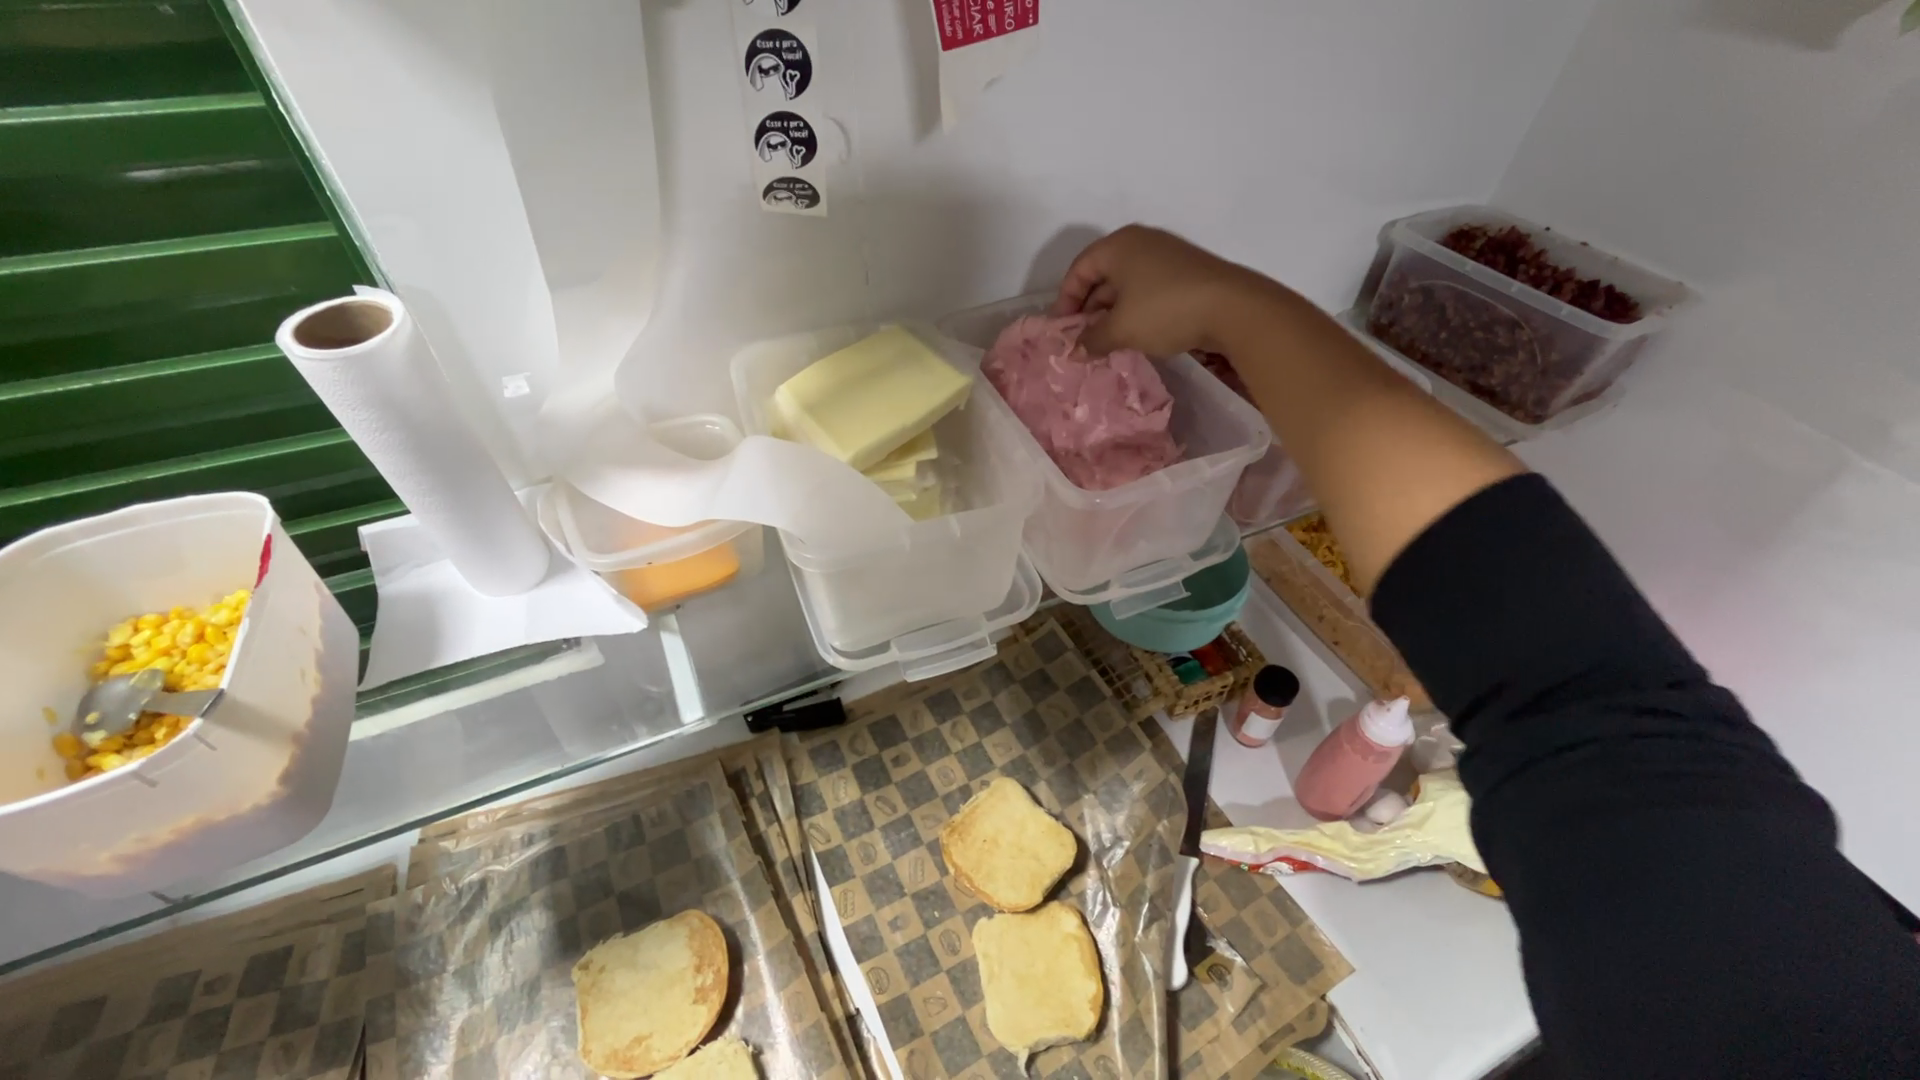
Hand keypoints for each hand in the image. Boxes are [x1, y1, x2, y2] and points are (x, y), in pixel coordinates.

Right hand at [1055, 225, 1270, 357]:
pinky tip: (1135, 334)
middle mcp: (1140, 243)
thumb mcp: (1121, 329)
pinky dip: (1134, 310)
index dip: (1065, 300)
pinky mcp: (1184, 273)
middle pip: (1102, 275)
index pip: (1078, 269)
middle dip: (1089, 308)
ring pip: (1125, 284)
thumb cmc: (1164, 310)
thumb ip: (1092, 339)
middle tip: (1082, 338)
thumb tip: (1075, 351)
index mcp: (1118, 246)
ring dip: (1111, 313)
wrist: (1232, 308)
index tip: (1062, 329)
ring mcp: (1165, 256)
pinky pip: (1146, 290)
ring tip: (1106, 341)